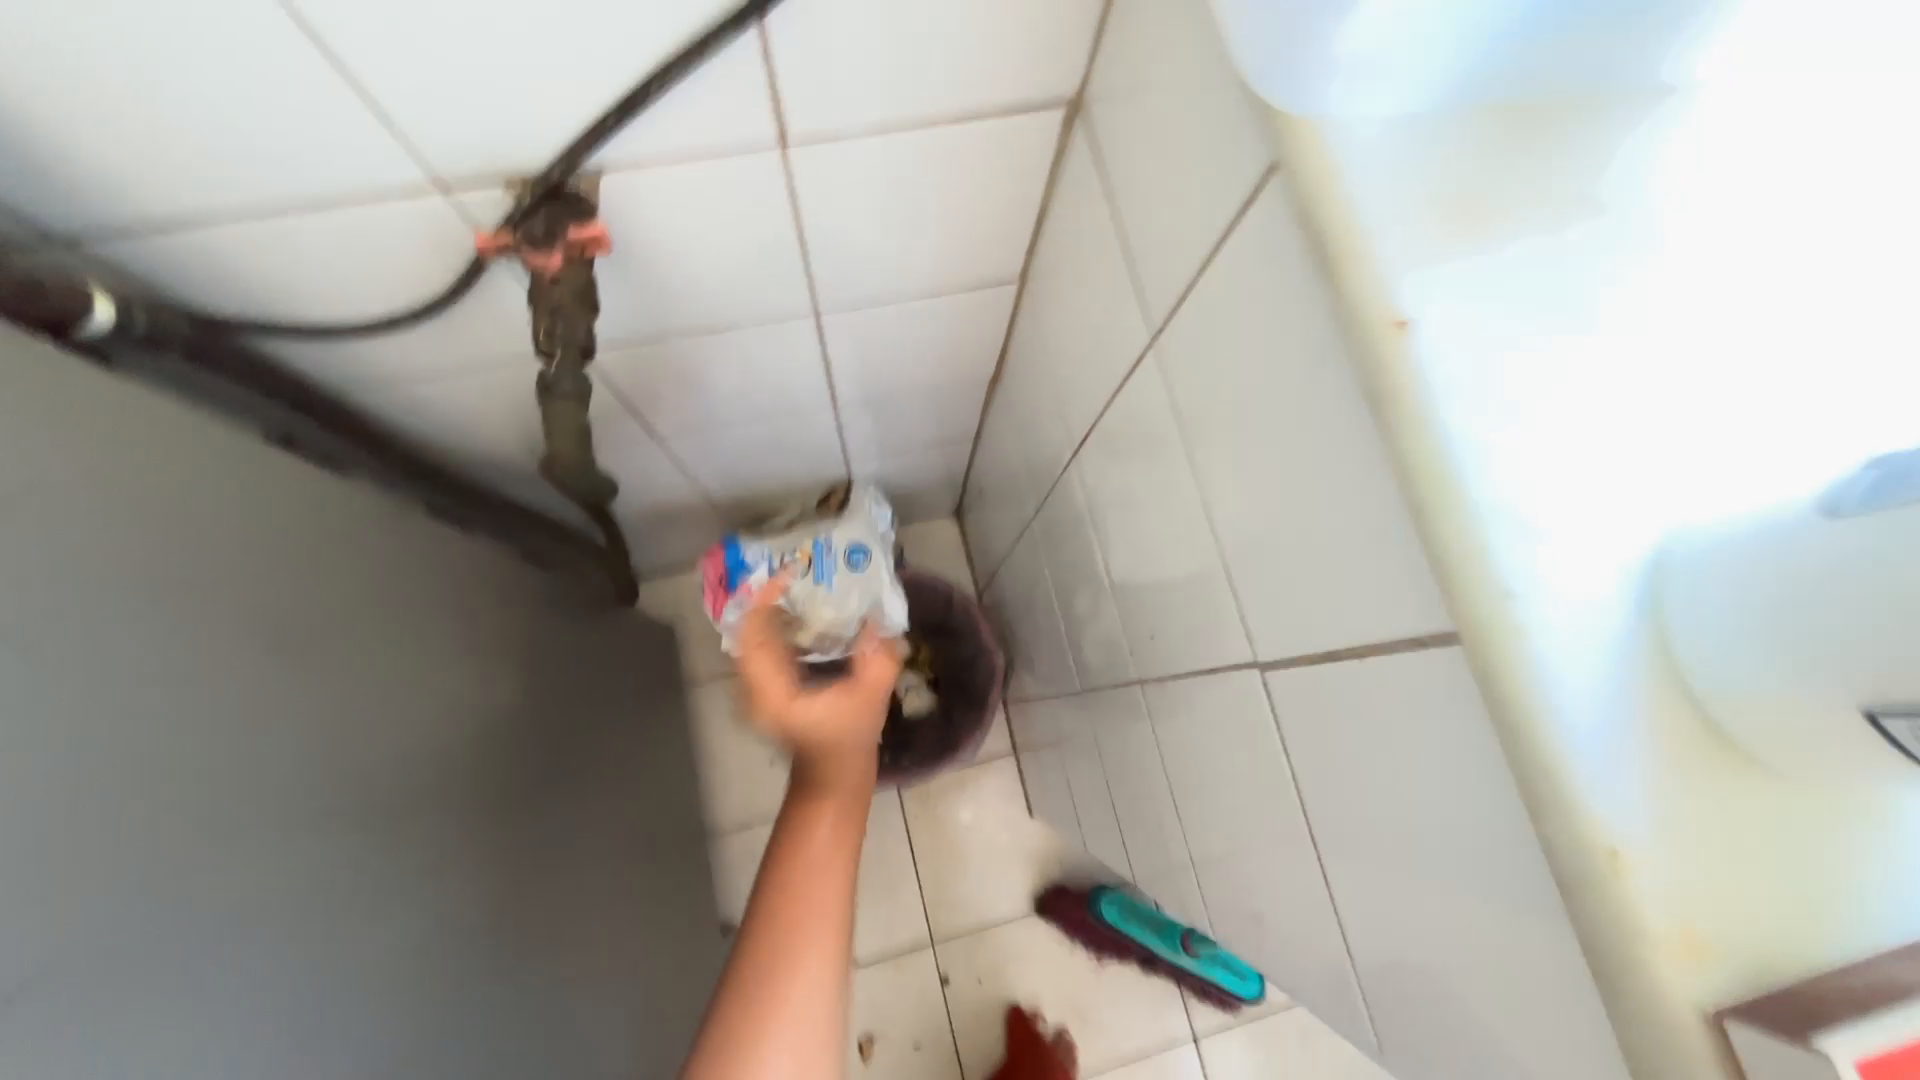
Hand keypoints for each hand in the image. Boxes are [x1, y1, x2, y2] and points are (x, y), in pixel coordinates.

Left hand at [733, 574, 902, 793]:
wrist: (832, 775)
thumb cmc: (848, 741)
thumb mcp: (870, 697)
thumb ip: (877, 657)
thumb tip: (878, 616)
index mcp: (771, 691)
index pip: (753, 633)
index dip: (765, 598)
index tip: (789, 572)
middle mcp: (751, 688)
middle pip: (747, 628)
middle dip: (768, 595)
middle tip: (797, 569)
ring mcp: (753, 689)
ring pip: (750, 635)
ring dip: (770, 607)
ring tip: (798, 582)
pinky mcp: (763, 687)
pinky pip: (759, 645)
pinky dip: (774, 623)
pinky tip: (800, 610)